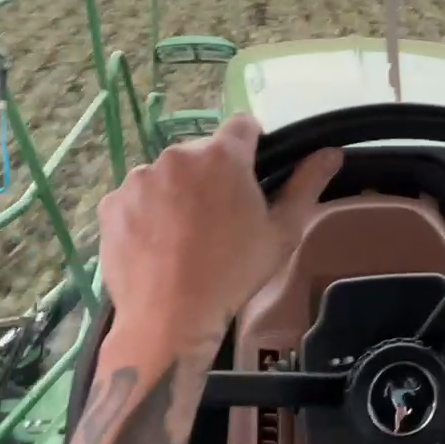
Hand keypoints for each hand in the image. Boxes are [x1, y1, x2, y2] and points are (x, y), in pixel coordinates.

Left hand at [98, 114, 341, 347]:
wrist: (170, 319)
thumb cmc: (235, 273)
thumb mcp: (283, 231)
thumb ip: (308, 184)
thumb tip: (332, 152)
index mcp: (222, 157)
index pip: (242, 125)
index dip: (253, 144)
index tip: (254, 173)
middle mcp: (177, 156)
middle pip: (203, 153)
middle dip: (214, 174)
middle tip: (223, 218)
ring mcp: (139, 179)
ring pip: (168, 174)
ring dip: (180, 192)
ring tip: (187, 236)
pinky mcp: (112, 203)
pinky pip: (137, 197)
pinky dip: (149, 212)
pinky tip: (159, 245)